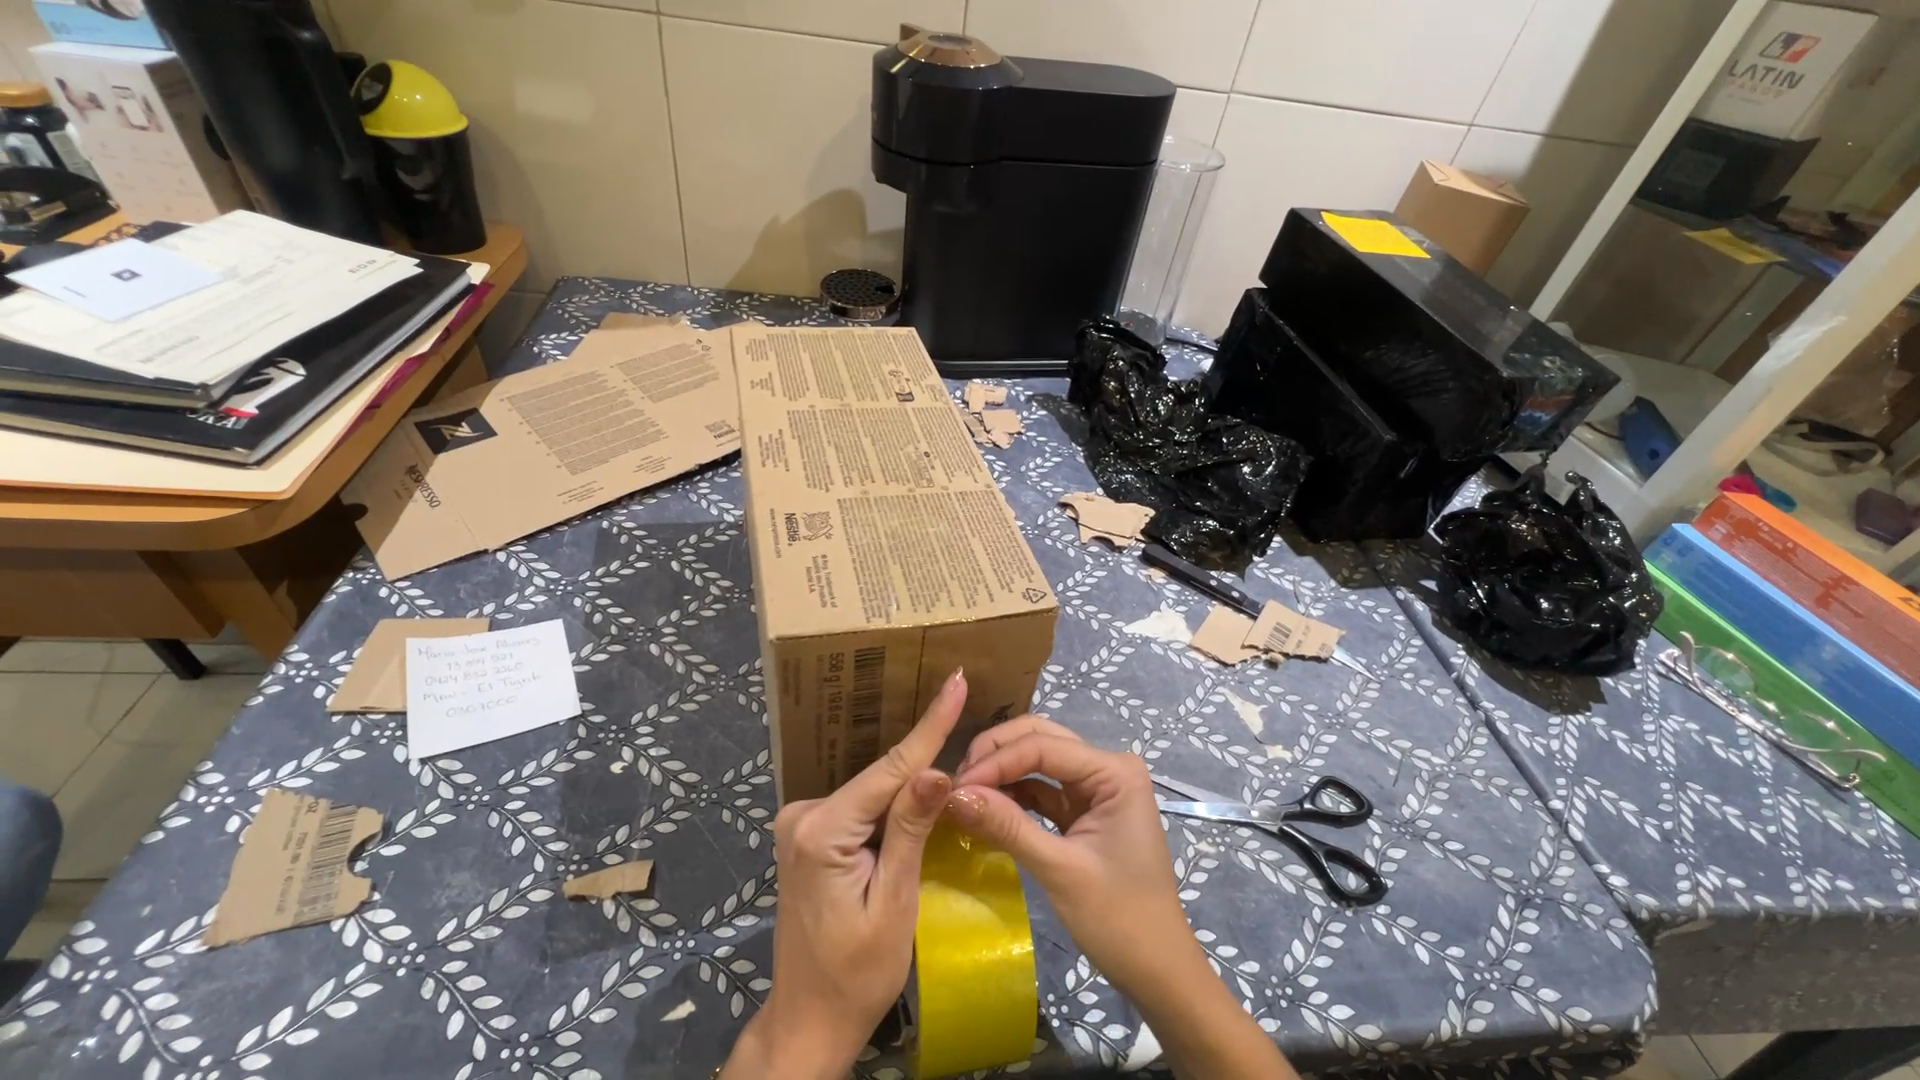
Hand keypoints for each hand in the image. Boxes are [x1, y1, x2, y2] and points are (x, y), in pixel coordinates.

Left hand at [720, 669, 964, 1079]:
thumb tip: (936, 769)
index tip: (955, 681)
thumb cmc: (857, 973)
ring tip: (952, 747)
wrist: (809, 1019)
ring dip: (910, 782)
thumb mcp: (895, 904)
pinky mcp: (807, 837)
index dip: (930, 725)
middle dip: (925, 756)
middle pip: (880, 777)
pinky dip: (890, 804)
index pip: (889, 769)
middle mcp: (802, 815)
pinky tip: (918, 794)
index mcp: (822, 831)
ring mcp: (800, 824)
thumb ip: (911, 832)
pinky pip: (859, 808)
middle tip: (962, 705)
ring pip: (871, 791)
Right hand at [945, 716, 1195, 996]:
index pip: (1042, 746)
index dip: (995, 761)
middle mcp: (1107, 767)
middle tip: (955, 783)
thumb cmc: (1120, 919)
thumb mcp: (1059, 870)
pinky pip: (1042, 788)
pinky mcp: (1084, 811)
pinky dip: (1013, 794)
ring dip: (1001, 772)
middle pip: (1040, 738)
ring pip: (1038, 759)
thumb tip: (953, 794)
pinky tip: (985, 807)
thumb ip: (1008, 826)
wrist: (1157, 968)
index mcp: (1115, 771)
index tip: (953, 788)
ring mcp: (1096, 788)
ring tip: (963, 794)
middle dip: (996, 754)